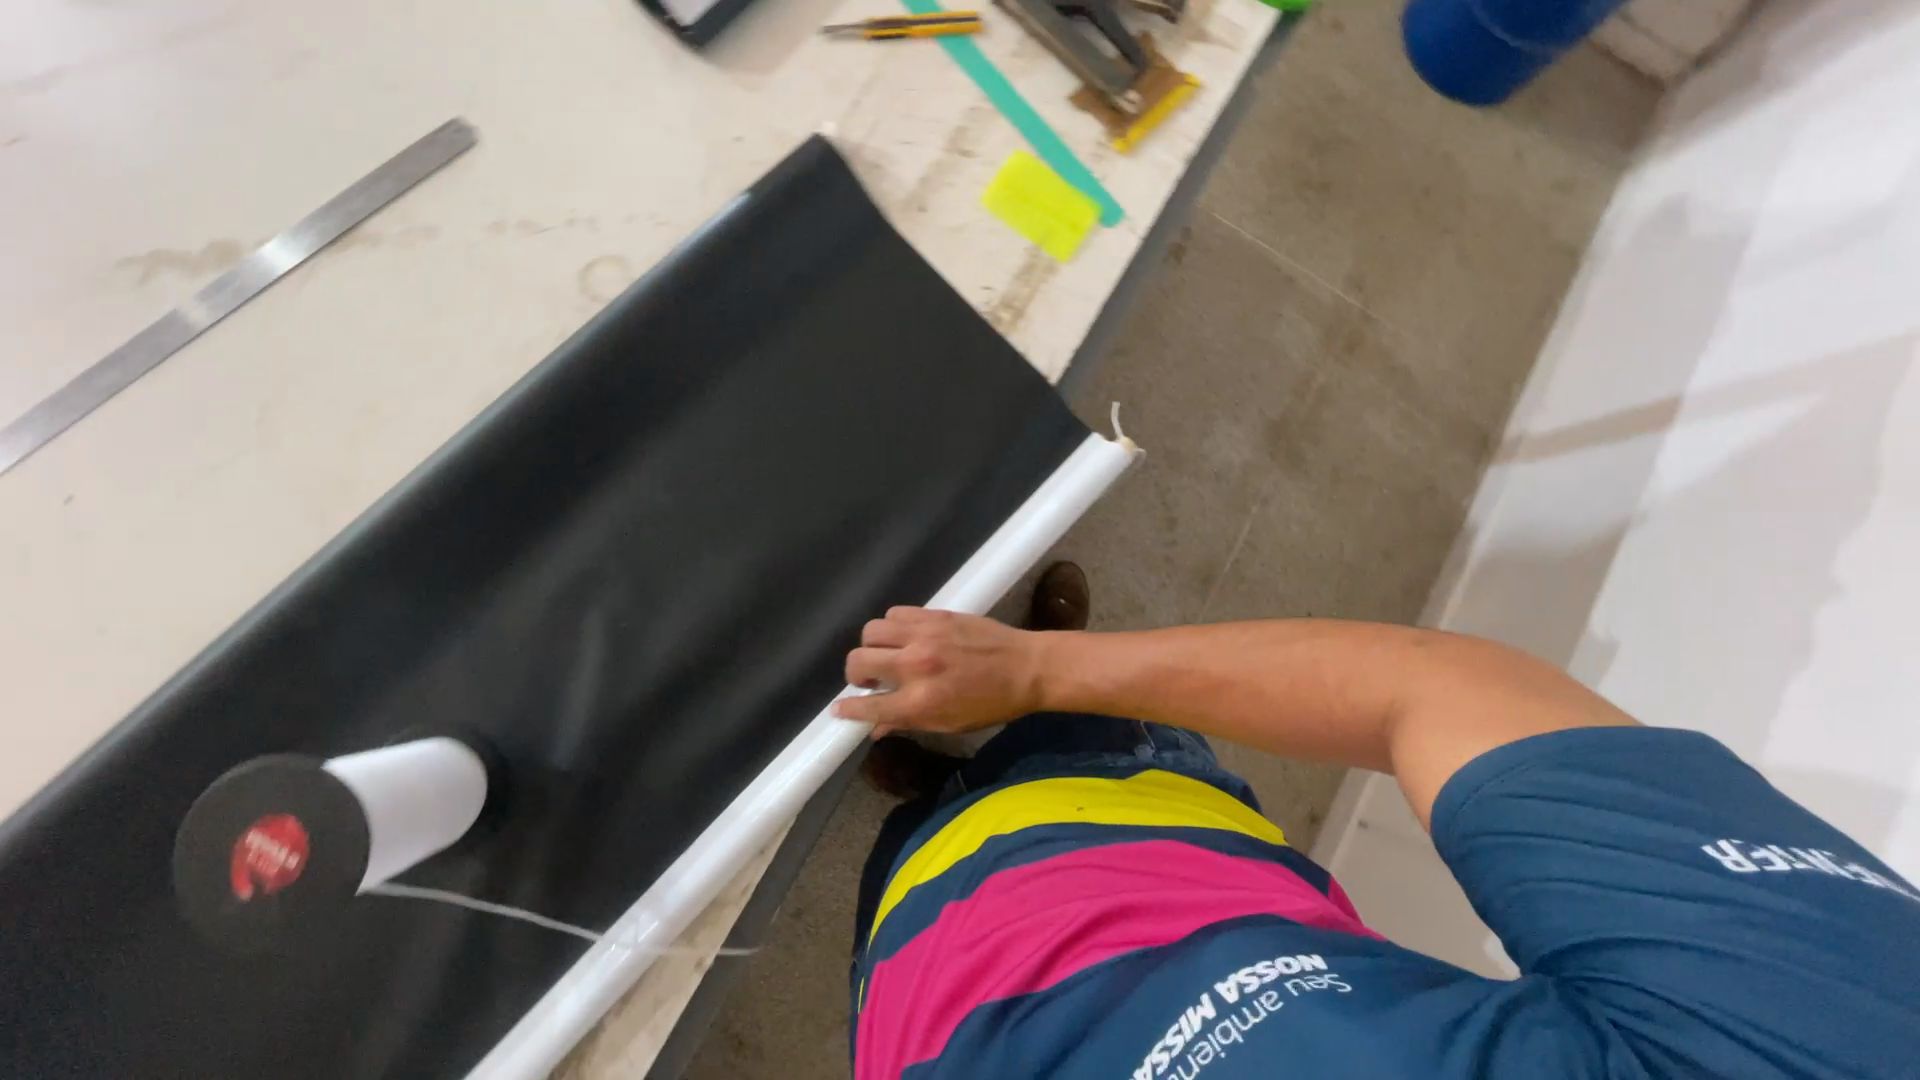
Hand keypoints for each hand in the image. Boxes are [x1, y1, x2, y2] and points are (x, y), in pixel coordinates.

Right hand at [832, 607, 1051, 733]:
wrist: (1027, 667)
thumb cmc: (991, 704)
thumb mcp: (950, 724)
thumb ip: (909, 723)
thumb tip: (876, 728)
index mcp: (921, 702)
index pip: (868, 706)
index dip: (847, 709)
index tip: (839, 709)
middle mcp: (916, 666)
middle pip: (859, 662)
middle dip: (855, 674)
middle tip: (869, 680)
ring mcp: (925, 636)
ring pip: (872, 632)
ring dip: (872, 646)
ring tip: (886, 655)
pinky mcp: (935, 615)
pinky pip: (895, 613)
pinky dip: (892, 626)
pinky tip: (904, 636)